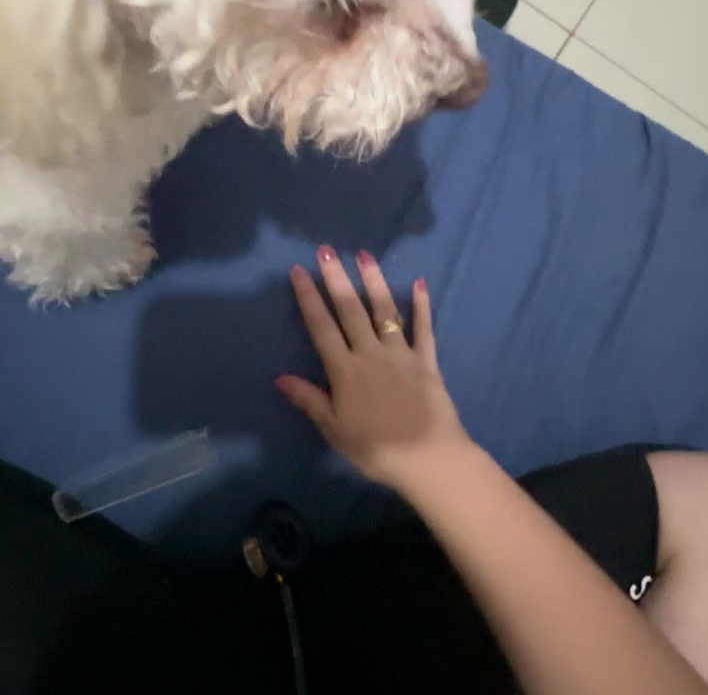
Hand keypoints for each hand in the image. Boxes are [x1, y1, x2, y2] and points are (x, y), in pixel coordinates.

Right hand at [276, 246, 474, 491]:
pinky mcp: (426, 360)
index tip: (297, 271)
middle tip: (325, 249)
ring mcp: (400, 353)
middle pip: (350, 310)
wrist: (428, 458)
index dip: (308, 298)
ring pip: (384, 311)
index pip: (321, 328)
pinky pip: (423, 328)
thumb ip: (310, 400)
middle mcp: (370, 353)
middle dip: (336, 278)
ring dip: (374, 281)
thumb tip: (280, 377)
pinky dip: (422, 306)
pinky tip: (419, 283)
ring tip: (364, 255)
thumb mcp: (335, 430)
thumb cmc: (376, 449)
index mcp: (345, 371)